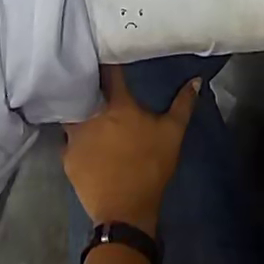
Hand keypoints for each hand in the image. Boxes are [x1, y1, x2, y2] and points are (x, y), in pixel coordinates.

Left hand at [61, 65, 200, 234]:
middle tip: (91, 78)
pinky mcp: (67, 159)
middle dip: (87, 83)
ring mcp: (76, 137)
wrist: (126, 212)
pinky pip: (67, 141)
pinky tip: (78, 140)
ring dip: (77, 110)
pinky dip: (73, 139)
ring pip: (71, 114)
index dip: (108, 62)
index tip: (104, 51)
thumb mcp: (173, 134)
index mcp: (118, 104)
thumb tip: (196, 79)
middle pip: (85, 90)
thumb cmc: (150, 167)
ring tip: (81, 108)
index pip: (110, 73)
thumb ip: (183, 104)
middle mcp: (92, 114)